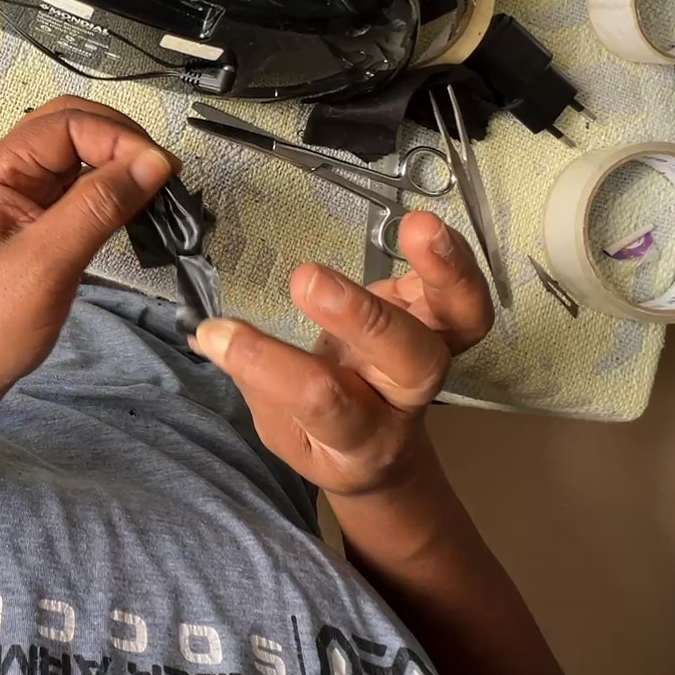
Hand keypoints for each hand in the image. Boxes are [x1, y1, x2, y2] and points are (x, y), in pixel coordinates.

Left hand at [0, 96, 176, 402]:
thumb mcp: (46, 262)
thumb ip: (98, 206)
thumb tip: (155, 161)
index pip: (66, 123)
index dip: (118, 138)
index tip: (162, 171)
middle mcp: (9, 173)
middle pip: (72, 127)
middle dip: (121, 141)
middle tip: (163, 174)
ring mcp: (23, 198)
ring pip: (80, 157)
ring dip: (119, 165)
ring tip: (157, 191)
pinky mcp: (39, 223)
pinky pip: (81, 190)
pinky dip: (112, 192)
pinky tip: (136, 209)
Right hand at [189, 211, 492, 499]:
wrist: (382, 448)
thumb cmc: (320, 434)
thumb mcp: (281, 431)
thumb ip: (256, 381)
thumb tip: (213, 334)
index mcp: (358, 436)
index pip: (320, 402)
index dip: (269, 366)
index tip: (218, 334)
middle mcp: (403, 397)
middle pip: (408, 364)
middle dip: (361, 318)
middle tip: (308, 280)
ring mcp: (430, 355)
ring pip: (460, 323)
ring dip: (445, 274)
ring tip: (418, 228)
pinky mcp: (443, 322)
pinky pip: (461, 294)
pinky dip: (452, 256)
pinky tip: (422, 226)